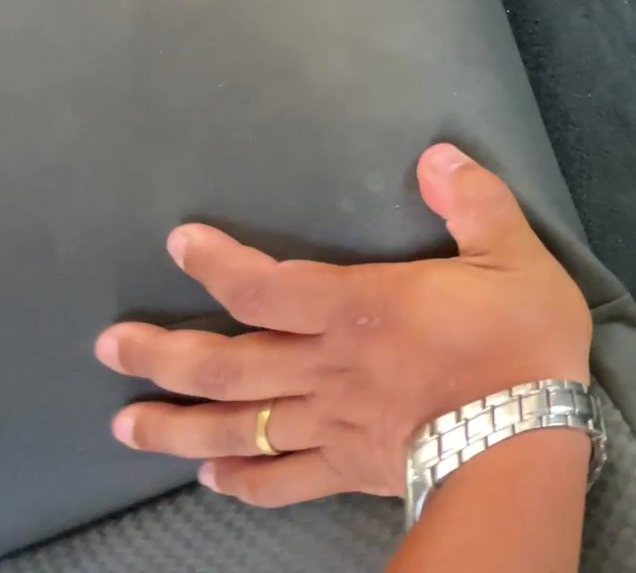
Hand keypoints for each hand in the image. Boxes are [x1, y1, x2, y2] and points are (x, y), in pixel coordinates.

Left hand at [93, 143, 591, 505]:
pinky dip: (240, 481)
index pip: (267, 285)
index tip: (181, 244)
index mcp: (361, 307)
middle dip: (163, 353)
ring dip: (175, 425)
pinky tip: (211, 479)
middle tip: (111, 347)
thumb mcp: (513, 251)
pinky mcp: (350, 466)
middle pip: (226, 363)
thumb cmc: (520, 334)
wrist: (524, 431)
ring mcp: (333, 422)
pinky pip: (280, 479)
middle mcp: (328, 365)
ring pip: (236, 426)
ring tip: (126, 424)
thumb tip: (436, 154)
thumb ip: (474, 201)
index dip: (219, 263)